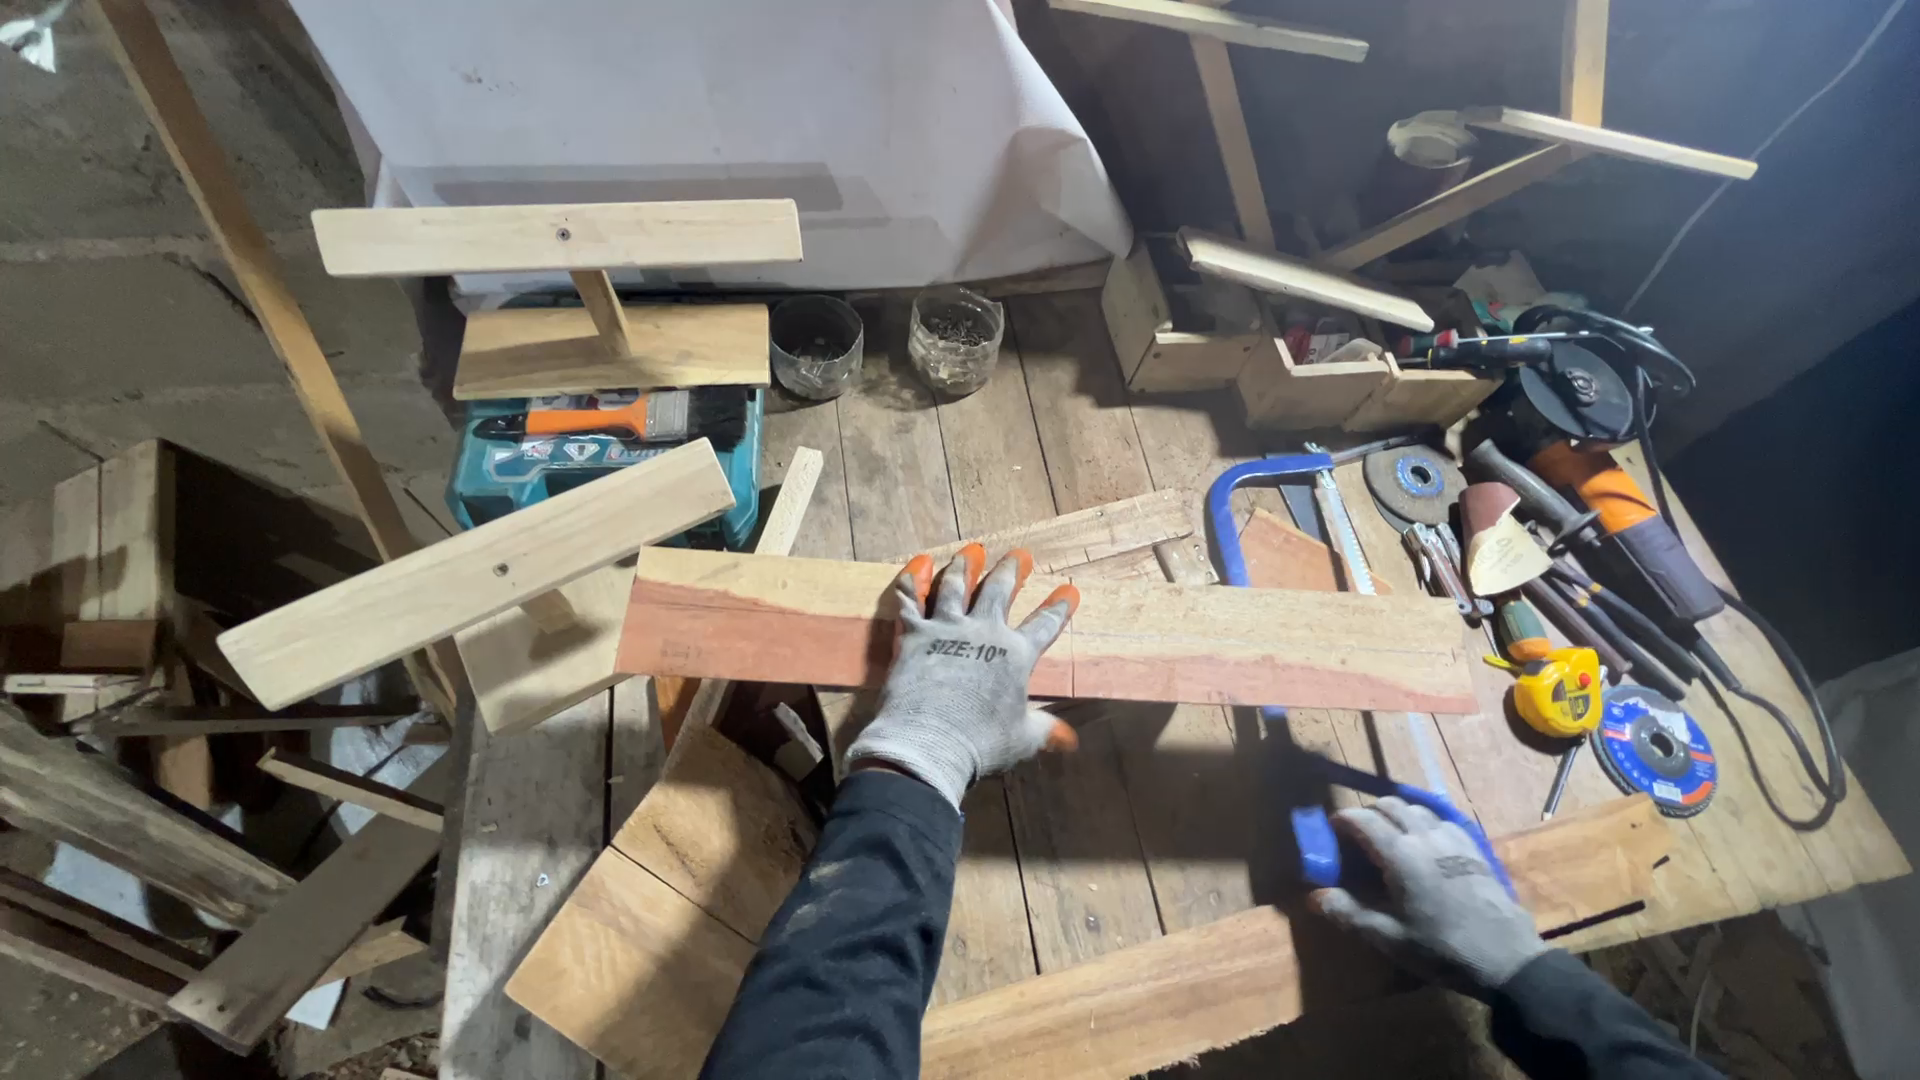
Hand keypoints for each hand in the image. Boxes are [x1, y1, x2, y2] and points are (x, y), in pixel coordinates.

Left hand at [846, 544, 1078, 807]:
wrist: (931, 742)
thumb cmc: (982, 744)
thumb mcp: (1023, 739)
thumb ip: (1045, 731)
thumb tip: (1070, 739)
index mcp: (1016, 656)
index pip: (1044, 625)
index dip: (1058, 608)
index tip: (1069, 590)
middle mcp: (984, 632)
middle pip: (1000, 592)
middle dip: (1011, 570)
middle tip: (1019, 554)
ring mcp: (947, 628)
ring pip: (956, 586)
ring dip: (965, 566)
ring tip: (971, 550)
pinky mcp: (914, 634)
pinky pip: (910, 599)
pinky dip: (913, 579)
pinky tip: (918, 563)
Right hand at [1311, 796, 1547, 995]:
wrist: (1510, 963)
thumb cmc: (1443, 950)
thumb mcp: (1389, 938)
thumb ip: (1348, 912)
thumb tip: (1313, 896)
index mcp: (1399, 854)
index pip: (1361, 818)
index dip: (1342, 820)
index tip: (1332, 832)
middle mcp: (1424, 837)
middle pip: (1388, 805)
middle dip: (1368, 813)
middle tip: (1359, 836)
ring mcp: (1453, 840)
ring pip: (1416, 808)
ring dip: (1397, 814)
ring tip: (1390, 836)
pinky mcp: (1474, 849)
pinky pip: (1442, 821)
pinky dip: (1425, 823)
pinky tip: (1425, 844)